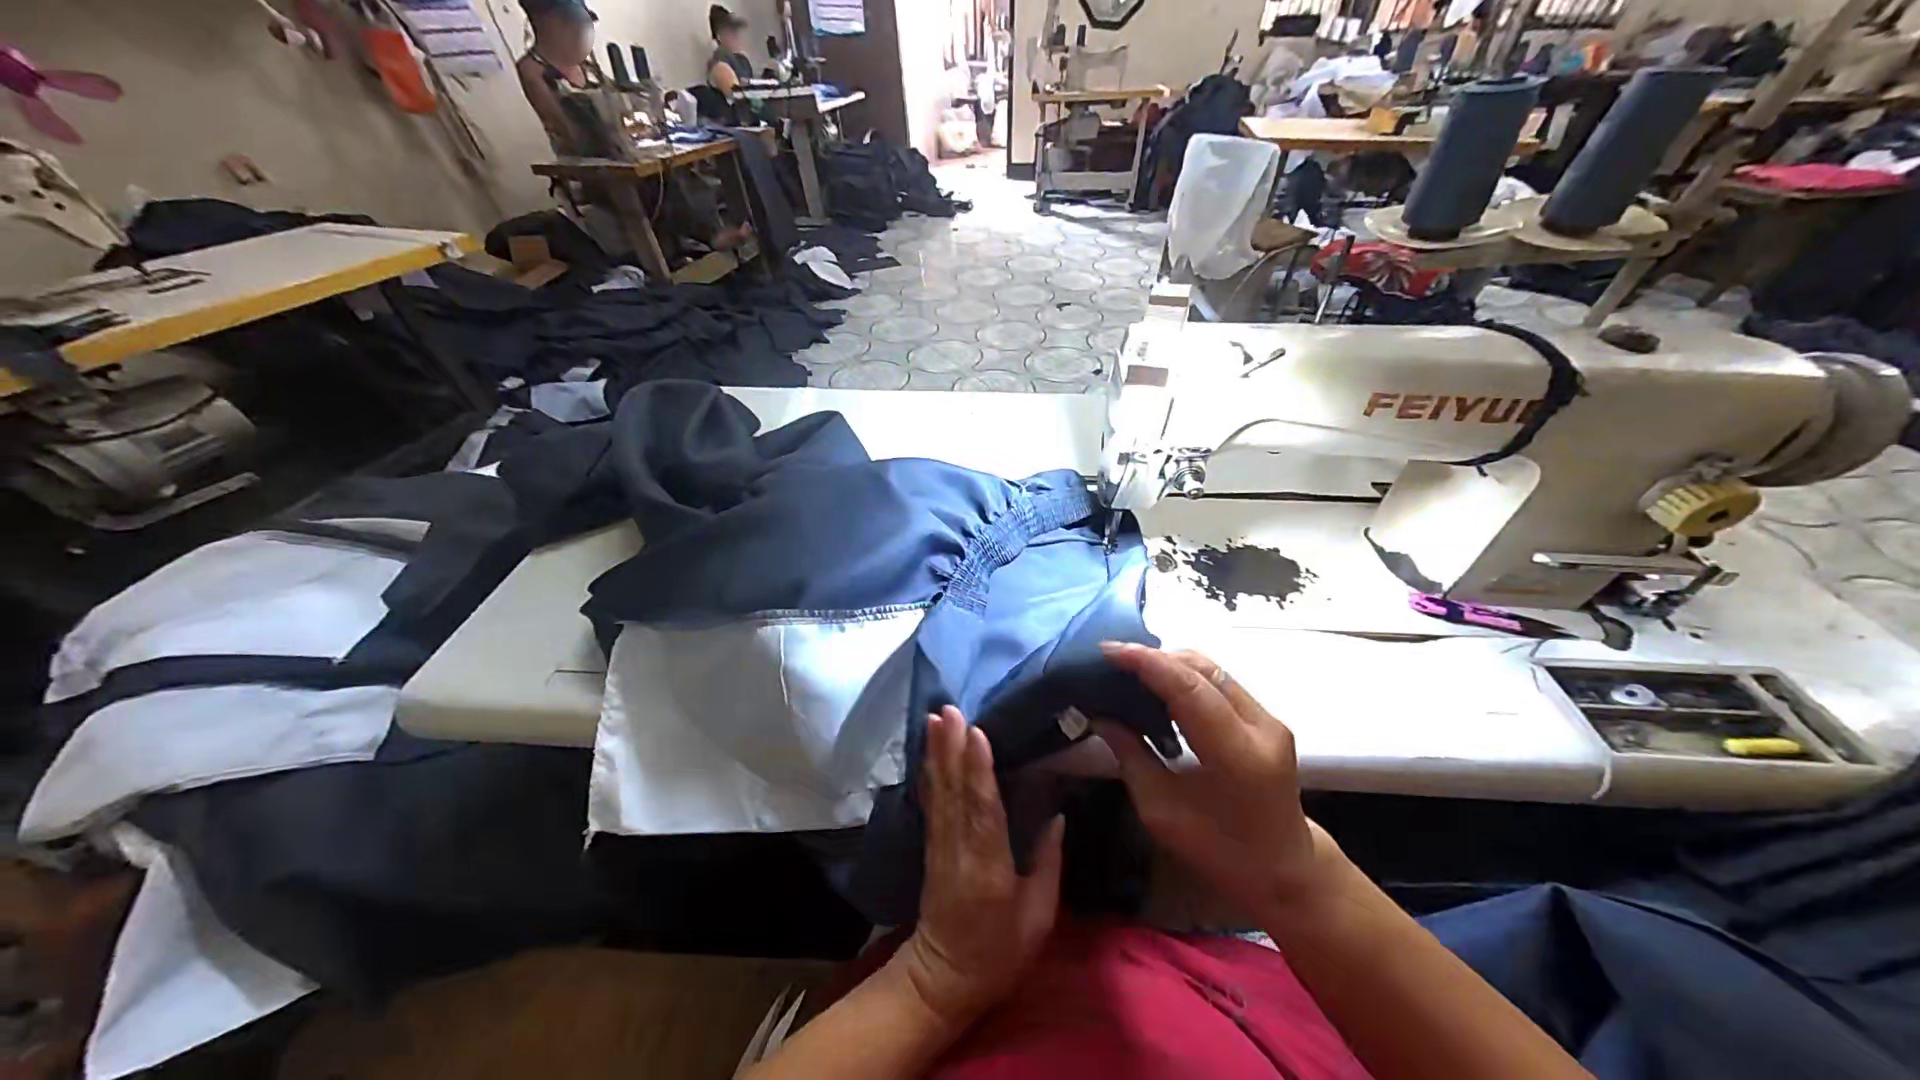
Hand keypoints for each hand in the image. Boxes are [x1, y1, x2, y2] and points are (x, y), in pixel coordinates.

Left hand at [895, 706, 1064, 1024]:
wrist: (944, 978)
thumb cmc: (1000, 952)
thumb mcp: (1039, 917)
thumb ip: (1048, 863)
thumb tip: (1057, 816)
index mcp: (988, 868)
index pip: (983, 811)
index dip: (979, 770)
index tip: (977, 732)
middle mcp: (958, 850)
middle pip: (954, 792)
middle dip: (952, 748)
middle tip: (949, 709)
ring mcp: (939, 846)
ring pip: (939, 792)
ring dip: (937, 752)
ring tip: (936, 717)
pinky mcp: (931, 845)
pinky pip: (932, 802)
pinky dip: (931, 772)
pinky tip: (930, 750)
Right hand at [1094, 643, 1341, 917]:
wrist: (1282, 868)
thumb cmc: (1219, 850)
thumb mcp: (1161, 810)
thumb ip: (1131, 757)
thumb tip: (1101, 716)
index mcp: (1237, 754)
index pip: (1189, 688)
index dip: (1146, 663)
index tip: (1108, 651)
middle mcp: (1261, 727)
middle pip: (1202, 670)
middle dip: (1154, 657)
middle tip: (1113, 660)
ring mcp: (1269, 719)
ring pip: (1212, 670)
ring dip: (1170, 663)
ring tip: (1131, 669)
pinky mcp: (1266, 719)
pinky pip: (1220, 682)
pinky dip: (1186, 676)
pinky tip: (1160, 684)